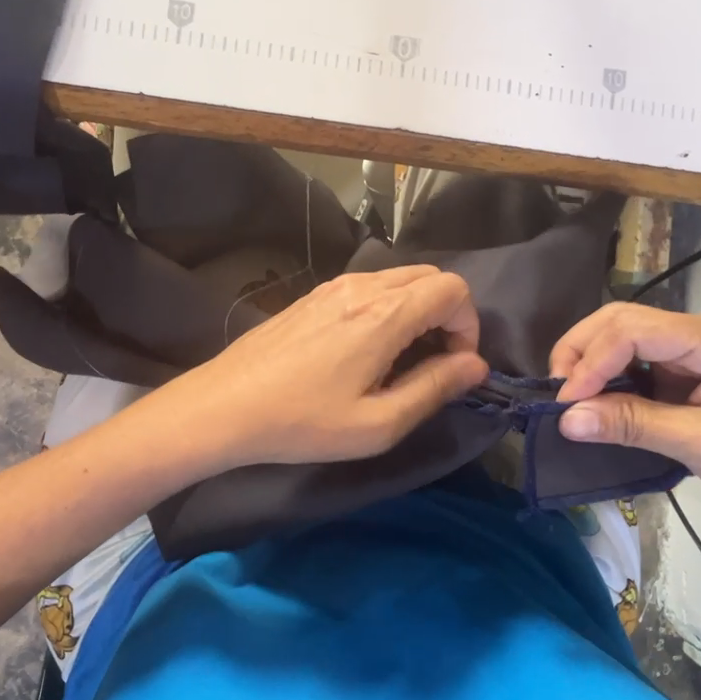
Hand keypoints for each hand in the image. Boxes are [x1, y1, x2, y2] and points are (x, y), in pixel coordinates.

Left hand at [142, 267, 489, 471]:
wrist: (225, 406)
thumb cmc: (303, 422)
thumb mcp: (378, 423)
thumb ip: (434, 389)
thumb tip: (475, 366)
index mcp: (384, 313)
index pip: (453, 289)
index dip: (468, 326)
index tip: (454, 368)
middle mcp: (362, 286)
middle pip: (430, 276)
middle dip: (447, 316)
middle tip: (433, 364)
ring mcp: (332, 287)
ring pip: (398, 279)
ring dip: (416, 311)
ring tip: (399, 362)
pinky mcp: (312, 296)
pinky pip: (368, 287)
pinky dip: (386, 308)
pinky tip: (364, 352)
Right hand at [551, 304, 700, 538]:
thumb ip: (634, 425)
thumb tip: (565, 419)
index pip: (633, 329)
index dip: (591, 360)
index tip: (565, 403)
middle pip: (623, 323)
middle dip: (583, 353)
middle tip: (558, 396)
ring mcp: (697, 355)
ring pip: (626, 342)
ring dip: (593, 367)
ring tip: (571, 403)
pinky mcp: (692, 379)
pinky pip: (639, 369)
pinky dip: (611, 384)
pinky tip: (597, 407)